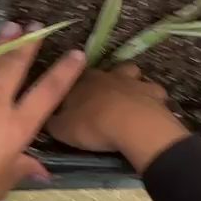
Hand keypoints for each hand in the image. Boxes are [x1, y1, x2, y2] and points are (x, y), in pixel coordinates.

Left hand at [0, 21, 85, 200]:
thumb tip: (40, 168)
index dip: (65, 71)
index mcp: (15, 128)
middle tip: (36, 24)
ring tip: (10, 27)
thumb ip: (22, 167)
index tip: (77, 52)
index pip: (47, 93)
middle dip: (27, 42)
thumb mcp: (2, 183)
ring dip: (1, 46)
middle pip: (14, 66)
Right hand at [46, 64, 189, 174]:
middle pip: (104, 70)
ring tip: (127, 98)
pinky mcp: (154, 93)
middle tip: (101, 99)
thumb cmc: (92, 126)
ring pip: (132, 72)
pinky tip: (149, 110)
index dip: (72, 89)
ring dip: (130, 82)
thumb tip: (46, 118)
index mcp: (82, 81)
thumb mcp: (61, 129)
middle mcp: (107, 75)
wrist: (132, 127)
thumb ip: (52, 122)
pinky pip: (154, 91)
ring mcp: (133, 81)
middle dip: (103, 81)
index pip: (72, 78)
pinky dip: (152, 98)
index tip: (71, 103)